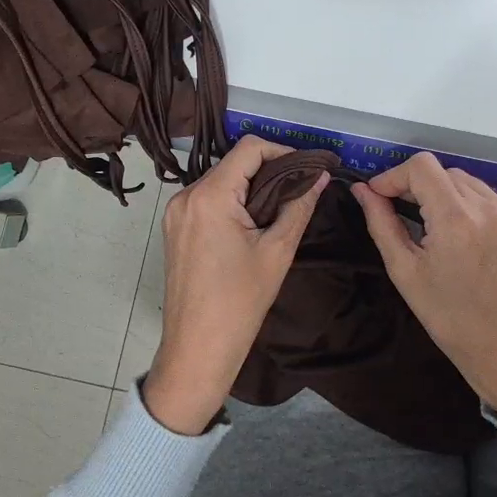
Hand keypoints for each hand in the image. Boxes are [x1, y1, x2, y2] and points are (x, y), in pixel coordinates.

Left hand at [142, 136, 326, 434]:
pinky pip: (209, 199)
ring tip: (282, 206)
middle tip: (302, 188)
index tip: (308, 169)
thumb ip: (299, 205)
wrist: (198, 348)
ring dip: (252, 186)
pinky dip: (234, 201)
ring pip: (221, 179)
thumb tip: (321, 176)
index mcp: (209, 196)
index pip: (249, 148)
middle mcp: (186, 196)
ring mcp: (176, 212)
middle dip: (270, 169)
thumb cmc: (240, 302)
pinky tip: (255, 221)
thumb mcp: (278, 250)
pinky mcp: (175, 228)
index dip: (283, 150)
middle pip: (234, 162)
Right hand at [352, 154, 496, 420]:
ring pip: (466, 181)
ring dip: (444, 194)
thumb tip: (363, 190)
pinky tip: (463, 234)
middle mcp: (488, 208)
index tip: (380, 195)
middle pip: (443, 172)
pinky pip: (488, 197)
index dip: (395, 176)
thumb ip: (381, 223)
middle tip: (402, 211)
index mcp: (456, 220)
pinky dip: (469, 206)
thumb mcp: (404, 270)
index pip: (422, 167)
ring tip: (434, 225)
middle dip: (417, 186)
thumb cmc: (447, 314)